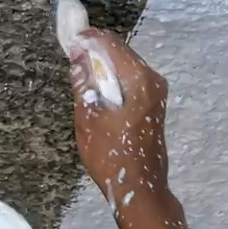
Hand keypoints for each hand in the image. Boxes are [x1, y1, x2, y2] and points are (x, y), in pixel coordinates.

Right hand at [67, 28, 169, 208]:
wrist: (139, 190)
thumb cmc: (111, 154)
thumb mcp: (88, 117)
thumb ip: (83, 82)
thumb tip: (78, 56)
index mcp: (139, 79)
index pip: (112, 44)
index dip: (90, 38)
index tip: (71, 40)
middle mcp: (153, 79)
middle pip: (122, 51)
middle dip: (97, 49)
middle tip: (73, 54)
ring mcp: (156, 92)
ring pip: (127, 64)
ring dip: (105, 63)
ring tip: (81, 69)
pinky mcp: (154, 103)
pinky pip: (131, 78)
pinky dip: (114, 76)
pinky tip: (98, 85)